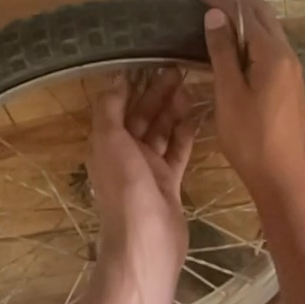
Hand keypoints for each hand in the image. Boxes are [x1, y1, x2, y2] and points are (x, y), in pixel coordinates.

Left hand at [85, 68, 195, 303]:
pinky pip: (178, 150)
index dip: (134, 84)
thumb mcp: (109, 141)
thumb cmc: (124, 187)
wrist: (146, 243)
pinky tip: (197, 114)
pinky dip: (186, 132)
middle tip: (178, 69)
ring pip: (162, 130)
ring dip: (173, 109)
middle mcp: (127, 152)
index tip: (151, 61)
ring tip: (190, 87)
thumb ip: (111, 109)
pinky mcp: (170, 182)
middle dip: (158, 93)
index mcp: (107, 142)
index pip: (121, 105)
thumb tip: (116, 77)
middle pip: (144, 115)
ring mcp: (149, 168)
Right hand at [199, 0, 304, 199]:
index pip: (247, 12)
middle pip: (263, 15)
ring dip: (246, 18)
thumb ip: (222, 51)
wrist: (282, 180)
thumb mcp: (229, 93)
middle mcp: (288, 55)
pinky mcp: (290, 84)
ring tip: (217, 18)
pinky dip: (252, 36)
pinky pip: (271, 47)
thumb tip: (215, 14)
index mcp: (273, 53)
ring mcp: (292, 70)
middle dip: (237, 2)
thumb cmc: (250, 138)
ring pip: (269, 31)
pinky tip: (234, 47)